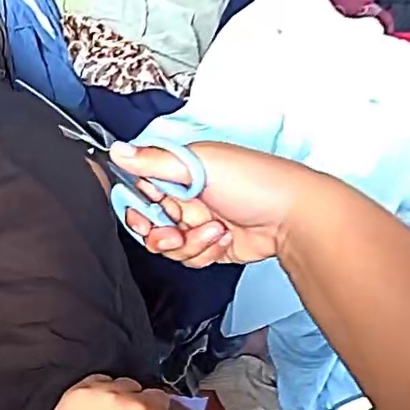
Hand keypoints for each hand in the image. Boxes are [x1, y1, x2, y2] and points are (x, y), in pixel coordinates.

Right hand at [110, 141, 321, 267]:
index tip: (145, 216)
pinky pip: (189, 259)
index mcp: (181, 172)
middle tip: (175, 232)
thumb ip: (155, 161)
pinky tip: (223, 239)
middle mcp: (187, 197)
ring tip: (213, 230)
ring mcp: (198, 223)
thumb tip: (119, 151)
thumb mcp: (200, 164)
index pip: (142, 191)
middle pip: (151, 224)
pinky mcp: (209, 246)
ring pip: (169, 247)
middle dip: (160, 234)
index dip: (138, 208)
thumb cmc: (256, 182)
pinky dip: (204, 253)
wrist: (290, 217)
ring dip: (189, 244)